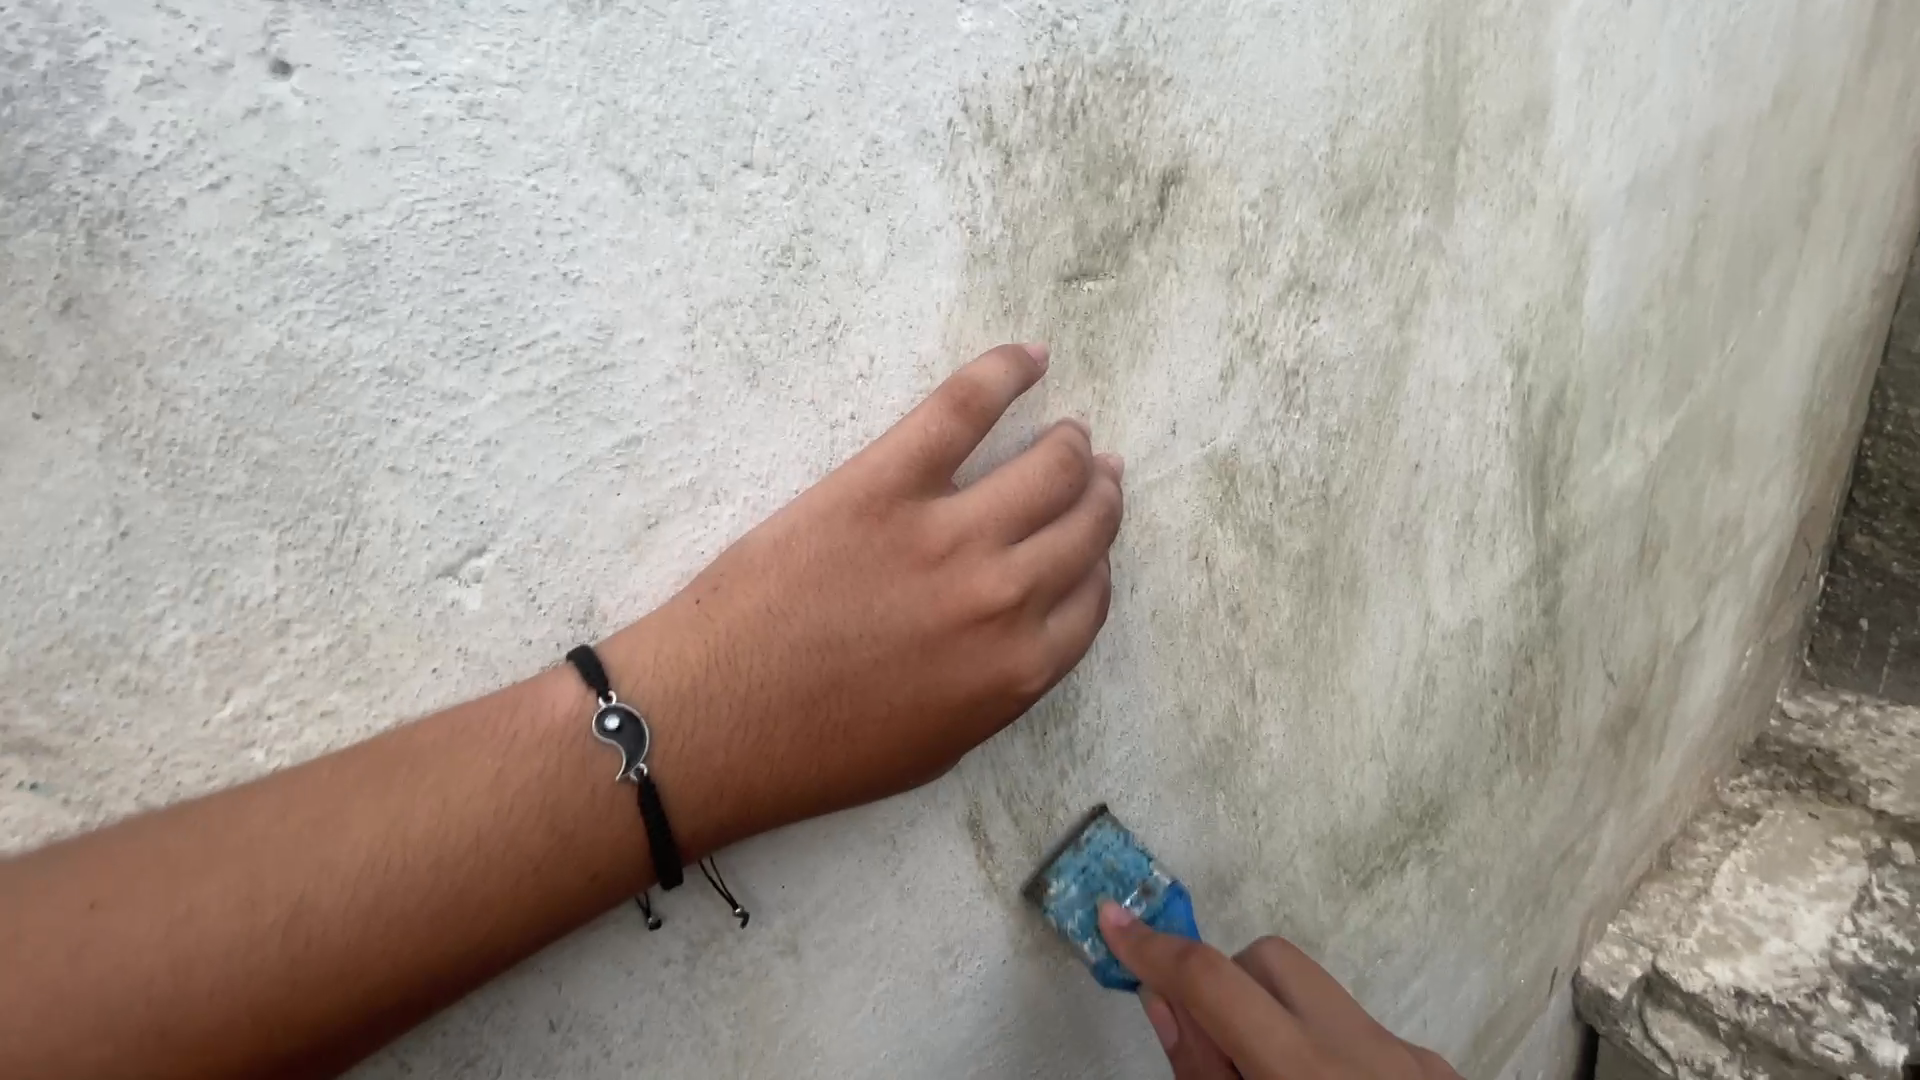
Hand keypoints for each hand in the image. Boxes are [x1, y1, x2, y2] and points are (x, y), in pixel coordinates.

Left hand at [602, 343, 1124, 850]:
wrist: (713, 724)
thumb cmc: (822, 750)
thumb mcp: (942, 743)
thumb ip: (1004, 685)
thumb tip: (1032, 624)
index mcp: (1021, 667)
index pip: (1093, 594)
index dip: (1098, 559)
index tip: (1090, 534)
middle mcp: (1005, 597)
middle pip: (1085, 524)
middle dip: (1098, 494)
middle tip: (1091, 471)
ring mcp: (947, 535)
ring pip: (1047, 466)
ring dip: (1070, 446)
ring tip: (1068, 432)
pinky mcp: (884, 485)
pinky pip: (963, 409)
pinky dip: (1004, 374)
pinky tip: (1029, 358)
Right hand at [1100, 904, 1462, 1079]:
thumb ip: (1202, 1075)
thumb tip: (1163, 998)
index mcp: (1312, 1079)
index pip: (1215, 984)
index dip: (1154, 949)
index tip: (1111, 918)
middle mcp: (1372, 1053)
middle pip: (1270, 960)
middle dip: (1229, 986)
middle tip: (1220, 1052)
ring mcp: (1415, 1059)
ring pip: (1314, 992)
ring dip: (1275, 1020)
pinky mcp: (1438, 1070)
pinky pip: (1356, 1029)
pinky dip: (1322, 1051)